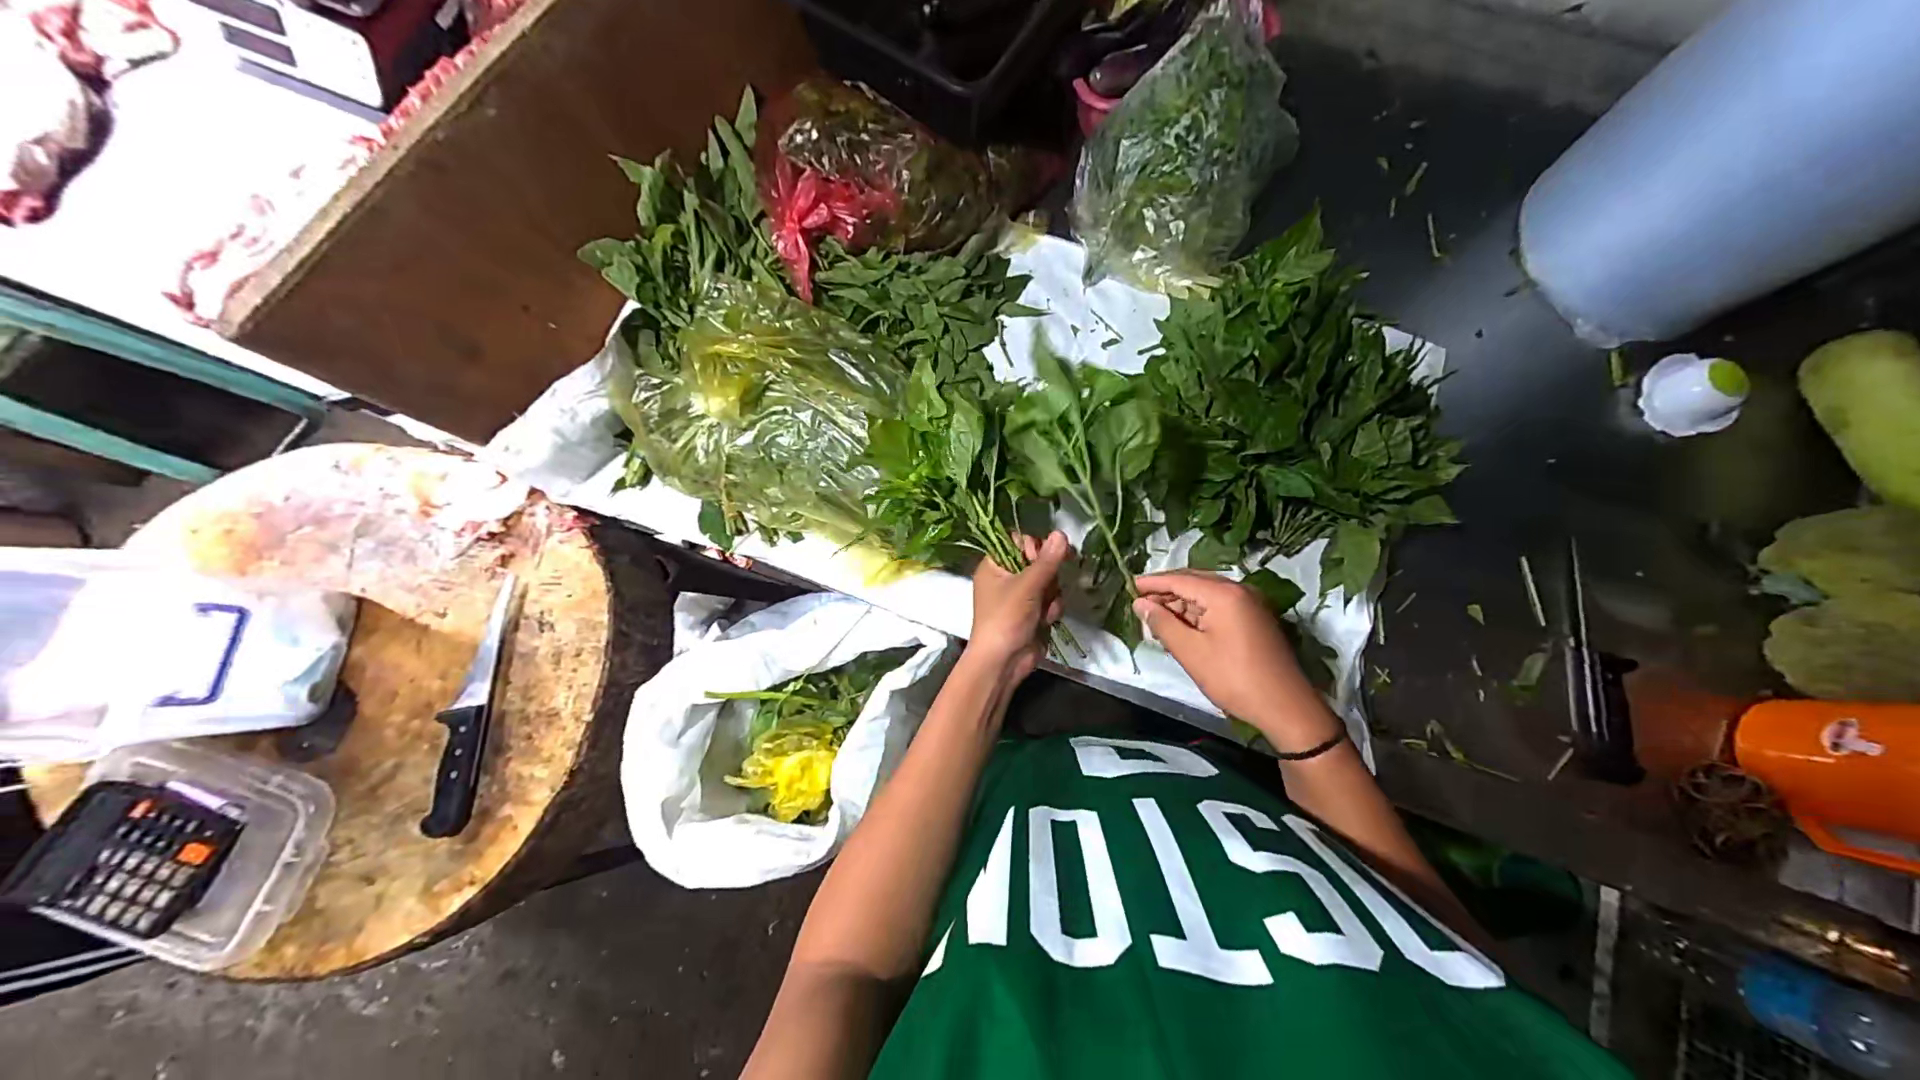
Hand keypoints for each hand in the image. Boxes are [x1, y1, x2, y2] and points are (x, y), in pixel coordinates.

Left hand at [968, 531, 1071, 681]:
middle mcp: (1007, 577)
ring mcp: (1022, 595)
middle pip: (1039, 560)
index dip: (1034, 547)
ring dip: (1051, 595)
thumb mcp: (1027, 586)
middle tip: (1046, 585)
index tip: (1045, 556)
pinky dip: (1052, 609)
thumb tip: (1062, 533)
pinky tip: (1046, 620)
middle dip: (1048, 575)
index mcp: (995, 565)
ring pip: (1050, 581)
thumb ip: (1047, 561)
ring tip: (1044, 609)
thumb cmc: (1006, 618)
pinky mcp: (1034, 611)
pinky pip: (1052, 599)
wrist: (1004, 662)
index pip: (1018, 541)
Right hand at [1133, 569, 1340, 751]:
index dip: (1153, 583)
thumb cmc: (1233, 678)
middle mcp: (1239, 591)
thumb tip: (1141, 604)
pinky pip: (1220, 605)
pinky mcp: (1255, 619)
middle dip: (1166, 591)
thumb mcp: (1190, 652)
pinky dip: (1198, 611)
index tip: (1130, 586)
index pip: (1180, 580)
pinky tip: (1183, 625)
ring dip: (1182, 603)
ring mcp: (1251, 604)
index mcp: (1224, 594)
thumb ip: (1162, 623)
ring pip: (1207, 594)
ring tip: (1157, 617)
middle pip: (1194, 582)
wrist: (1285, 706)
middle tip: (1141, 603)